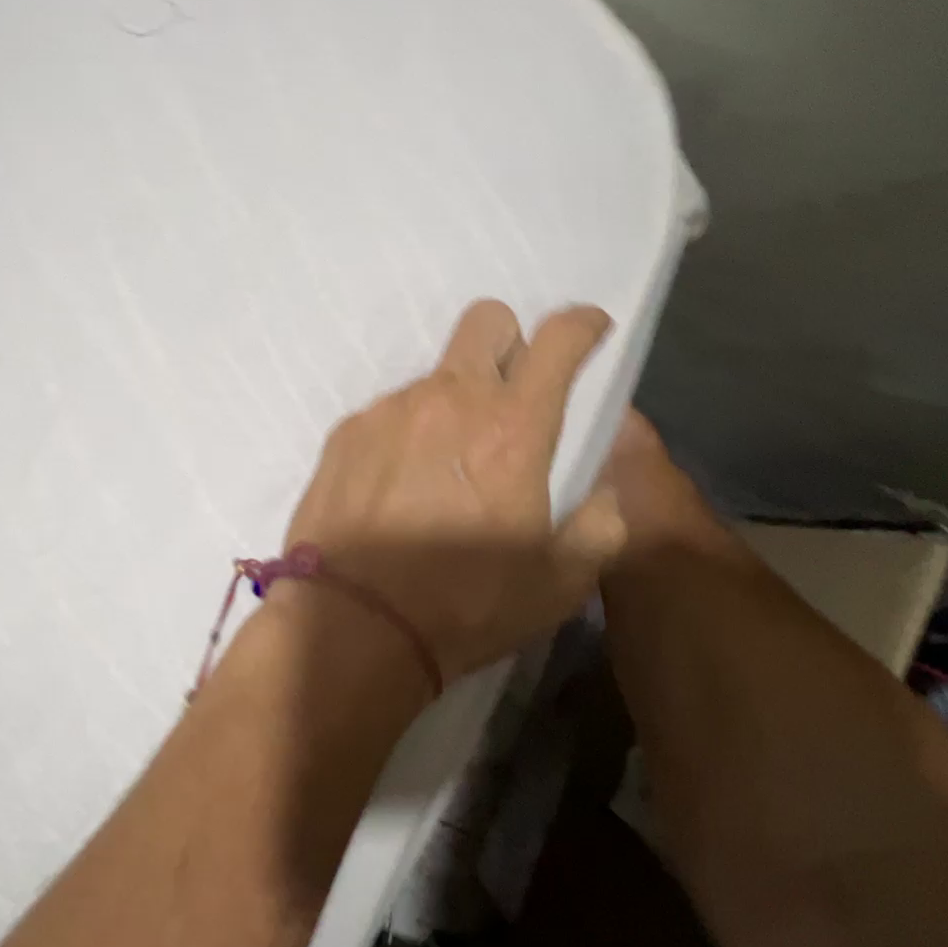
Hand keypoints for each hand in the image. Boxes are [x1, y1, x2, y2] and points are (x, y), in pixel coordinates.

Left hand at [281, 299, 627, 682]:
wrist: (354, 625)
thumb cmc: (465, 606)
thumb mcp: (560, 583)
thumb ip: (600, 523)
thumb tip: (602, 488)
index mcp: (514, 426)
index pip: (559, 338)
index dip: (583, 326)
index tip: (589, 335)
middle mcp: (449, 399)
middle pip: (486, 321)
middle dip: (509, 343)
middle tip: (510, 398)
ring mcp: (390, 411)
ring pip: (434, 377)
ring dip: (451, 404)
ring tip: (442, 470)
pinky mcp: (344, 434)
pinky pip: (387, 414)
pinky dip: (403, 436)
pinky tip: (395, 488)